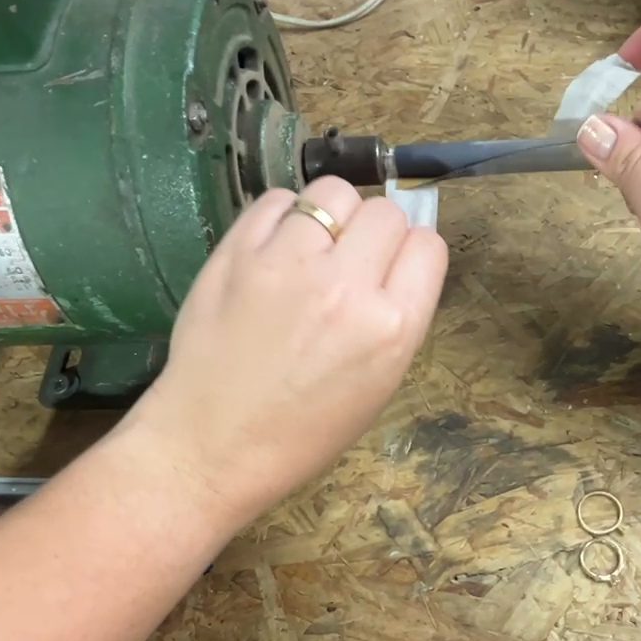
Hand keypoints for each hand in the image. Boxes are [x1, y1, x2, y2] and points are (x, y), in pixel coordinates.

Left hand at [120, 178, 447, 527]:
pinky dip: (284, 217)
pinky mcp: (237, 253)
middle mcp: (347, 286)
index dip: (412, 255)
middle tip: (350, 264)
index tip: (393, 270)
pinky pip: (279, 200)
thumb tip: (396, 260)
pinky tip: (275, 250)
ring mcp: (288, 263)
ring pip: (334, 193)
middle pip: (386, 213)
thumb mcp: (378, 384)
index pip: (428, 246)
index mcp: (393, 327)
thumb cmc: (304, 431)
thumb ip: (396, 316)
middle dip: (375, 235)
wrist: (212, 447)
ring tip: (313, 251)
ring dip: (332, 216)